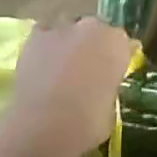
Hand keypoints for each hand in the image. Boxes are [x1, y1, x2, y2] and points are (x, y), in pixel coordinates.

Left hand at [4, 19, 134, 155]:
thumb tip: (100, 91)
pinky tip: (41, 68)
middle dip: (93, 49)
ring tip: (61, 71)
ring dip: (68, 46)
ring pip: (68, 31)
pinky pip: (43, 37)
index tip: (115, 74)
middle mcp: (91, 29)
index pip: (125, 45)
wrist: (42, 128)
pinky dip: (44, 49)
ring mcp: (59, 29)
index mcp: (116, 45)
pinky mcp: (32, 38)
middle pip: (95, 33)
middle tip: (87, 74)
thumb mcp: (109, 114)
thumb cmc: (86, 125)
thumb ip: (107, 92)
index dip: (119, 60)